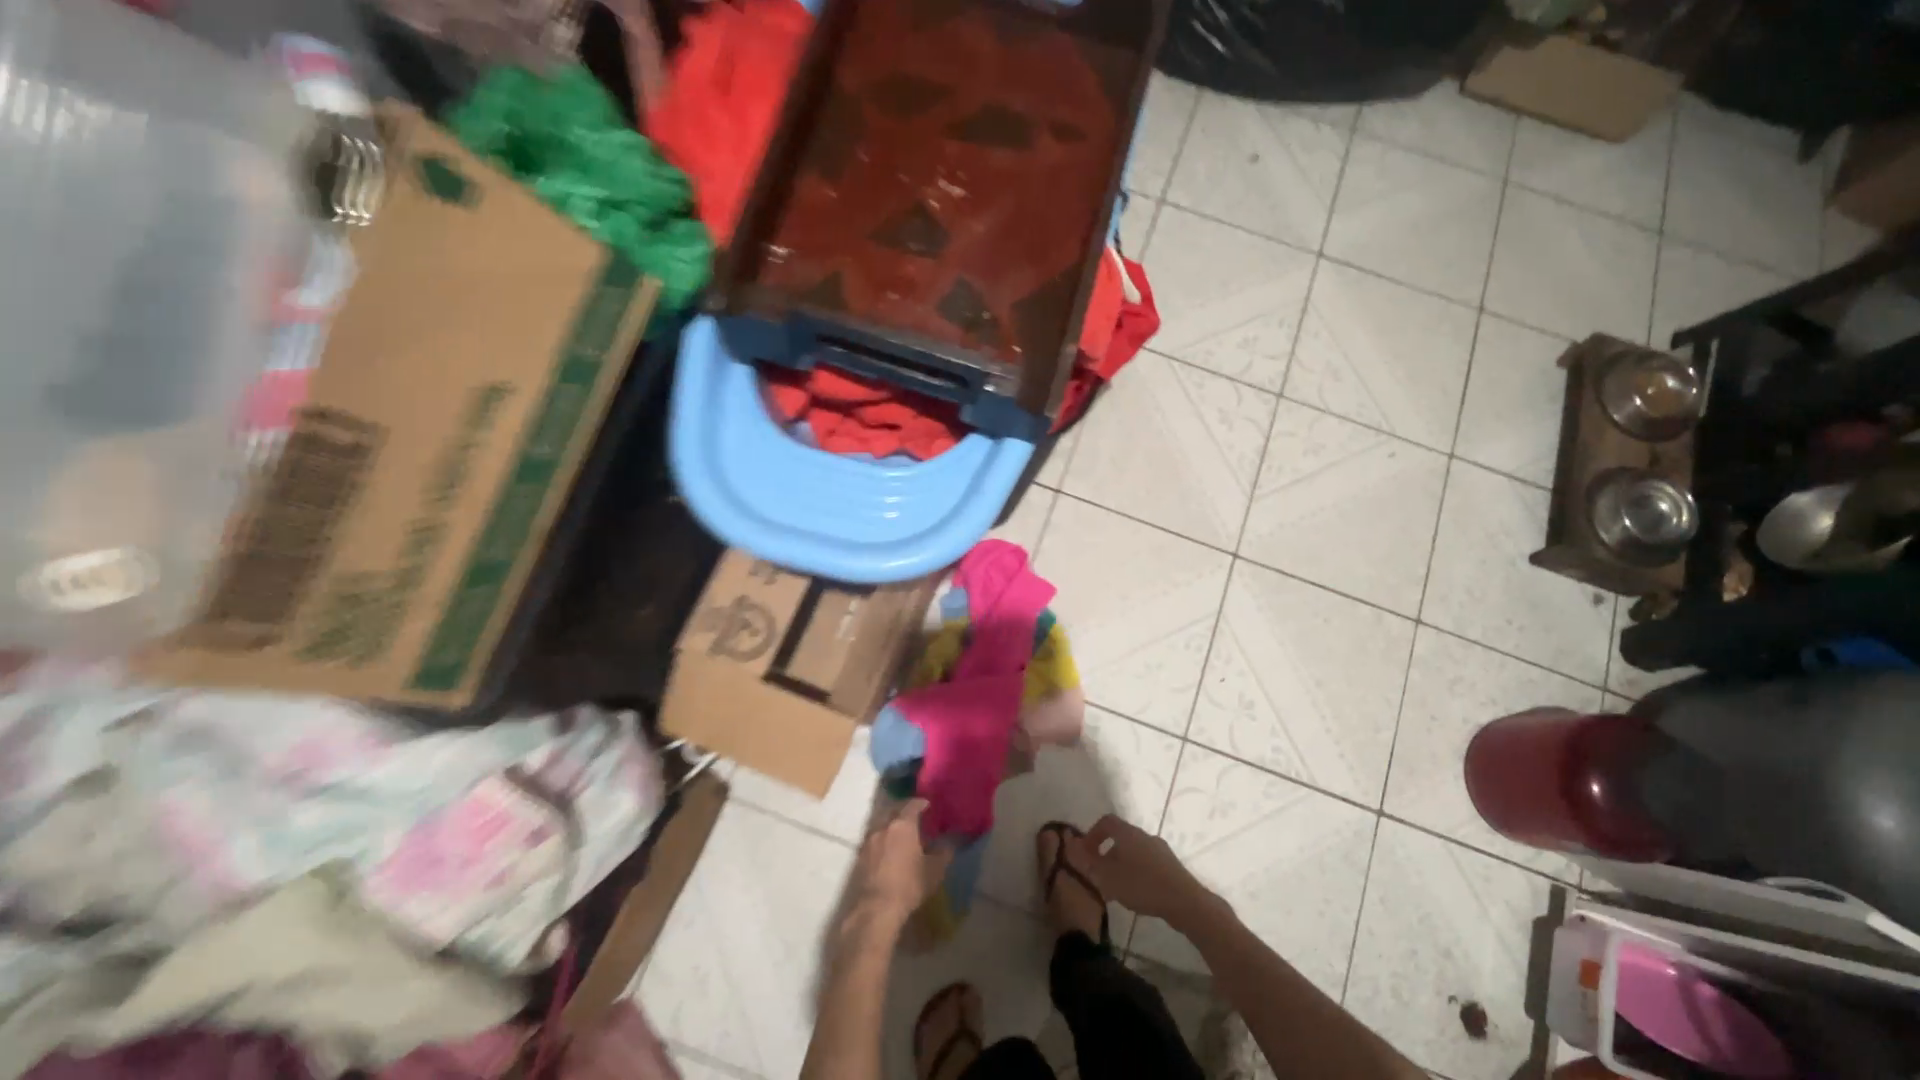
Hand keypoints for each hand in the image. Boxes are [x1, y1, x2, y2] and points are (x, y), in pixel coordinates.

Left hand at [845, 800, 951, 929]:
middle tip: (916, 818)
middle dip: (905, 812)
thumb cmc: (910, 884)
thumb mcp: (935, 869)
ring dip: (892, 826)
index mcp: (902, 825)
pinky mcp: (860, 855)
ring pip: (882, 825)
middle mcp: (883, 826)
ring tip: (903, 835)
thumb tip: (954, 839)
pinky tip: (890, 850)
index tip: (928, 805)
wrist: (877, 907)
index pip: (912, 805)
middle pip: (894, 811)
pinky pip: (874, 839)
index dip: (921, 803)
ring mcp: (868, 840)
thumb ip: (945, 850)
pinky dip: (883, 839)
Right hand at [1082, 814, 1221, 927]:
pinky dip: (1136, 871)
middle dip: (1106, 852)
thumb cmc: (1142, 886)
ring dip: (1121, 864)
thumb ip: (1087, 861)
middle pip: (1121, 837)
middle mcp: (1145, 836)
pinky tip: (1135, 892)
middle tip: (1099, 873)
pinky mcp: (1171, 865)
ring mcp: (1160, 850)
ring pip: (1134, 851)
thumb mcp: (1108, 877)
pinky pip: (1147, 862)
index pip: (1106, 822)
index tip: (1086, 852)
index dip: (1092, 834)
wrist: (1185, 902)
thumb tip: (1071, 845)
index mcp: (1128, 834)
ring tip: (1115, 887)